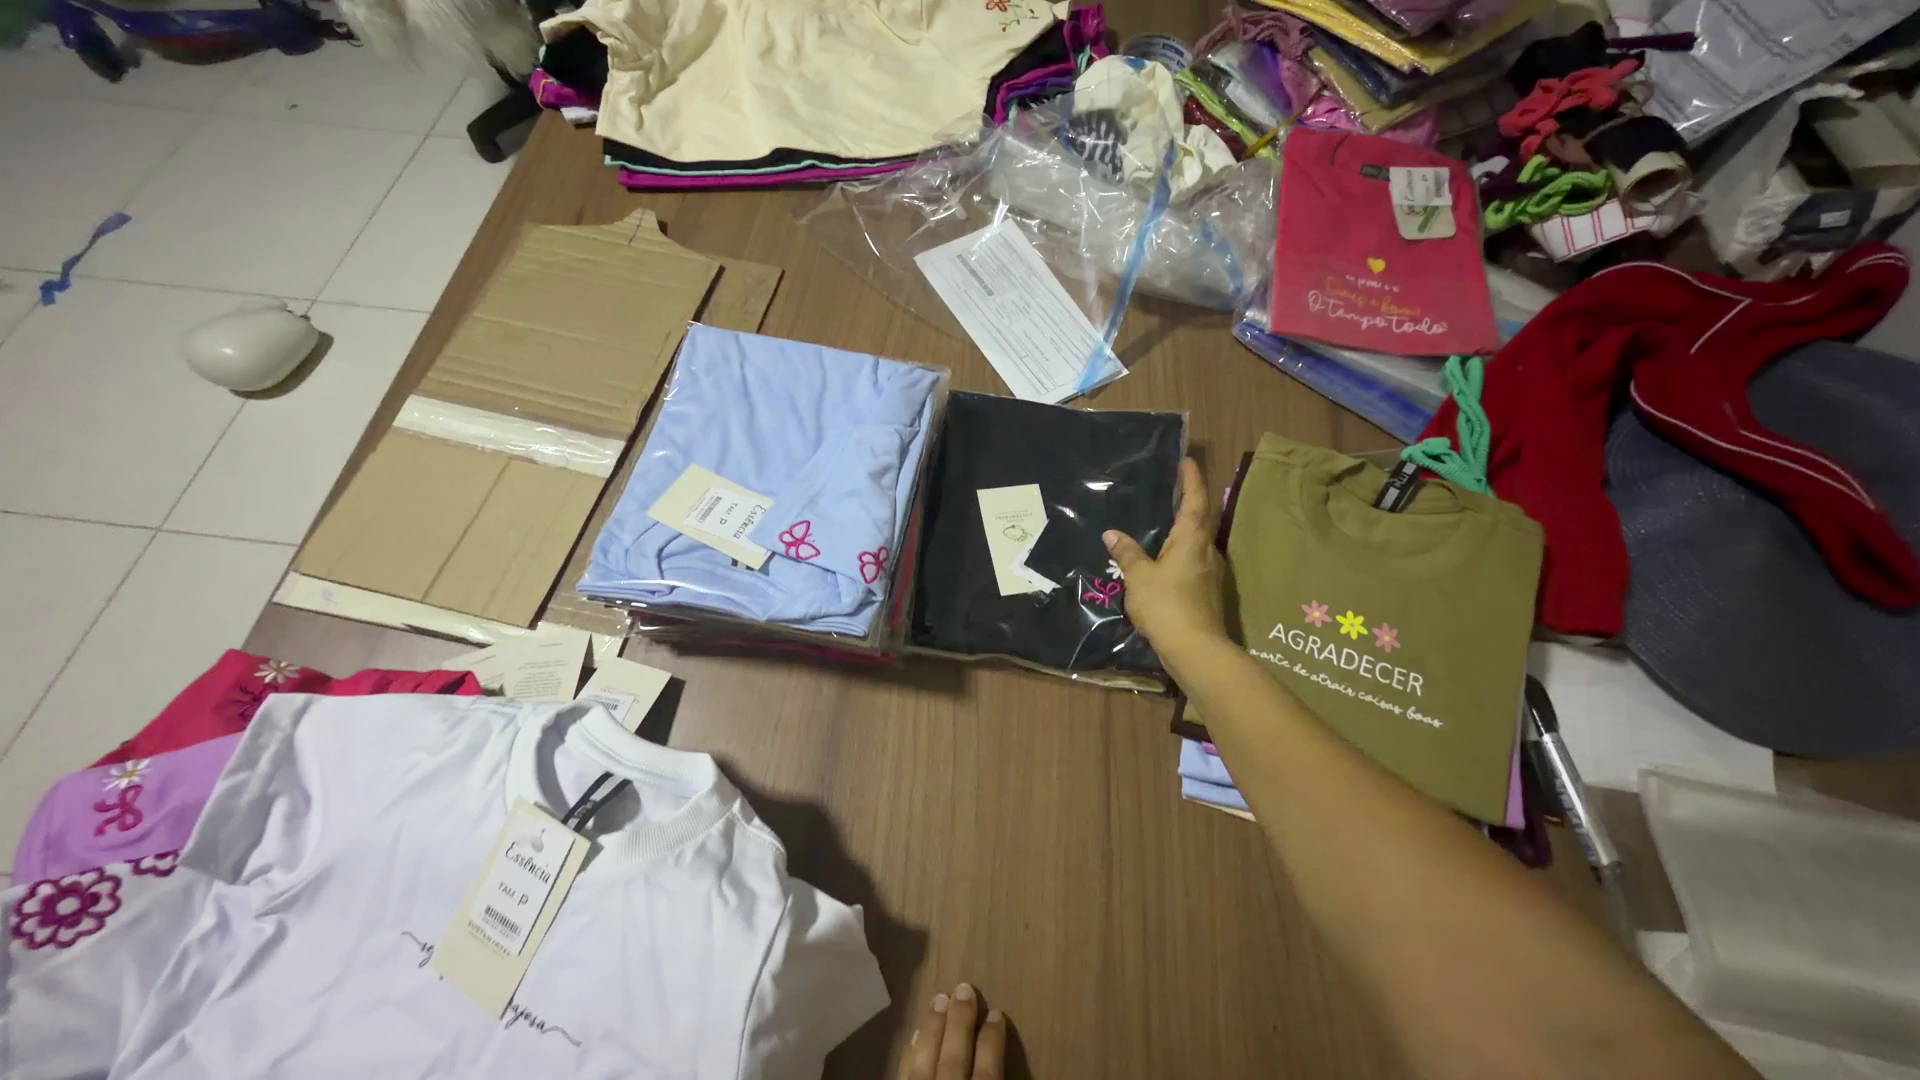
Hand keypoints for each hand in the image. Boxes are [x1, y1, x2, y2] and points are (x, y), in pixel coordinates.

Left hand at [898, 983, 1005, 1079]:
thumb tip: (1000, 1059)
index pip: (988, 1070)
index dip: (992, 1040)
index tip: (996, 1012)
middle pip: (954, 1058)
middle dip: (960, 1021)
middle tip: (963, 988)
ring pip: (925, 1061)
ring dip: (932, 1029)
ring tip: (939, 998)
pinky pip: (903, 1075)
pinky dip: (909, 1055)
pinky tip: (914, 1037)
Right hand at [1104, 458, 1227, 653]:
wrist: (1194, 648)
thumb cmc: (1166, 604)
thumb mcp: (1138, 576)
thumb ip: (1126, 552)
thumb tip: (1112, 533)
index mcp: (1192, 538)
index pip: (1195, 500)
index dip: (1191, 479)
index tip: (1186, 461)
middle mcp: (1206, 550)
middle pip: (1200, 519)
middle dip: (1188, 502)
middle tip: (1170, 489)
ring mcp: (1209, 572)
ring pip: (1196, 542)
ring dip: (1182, 530)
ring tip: (1161, 523)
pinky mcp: (1205, 591)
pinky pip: (1191, 561)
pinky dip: (1178, 552)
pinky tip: (1161, 559)